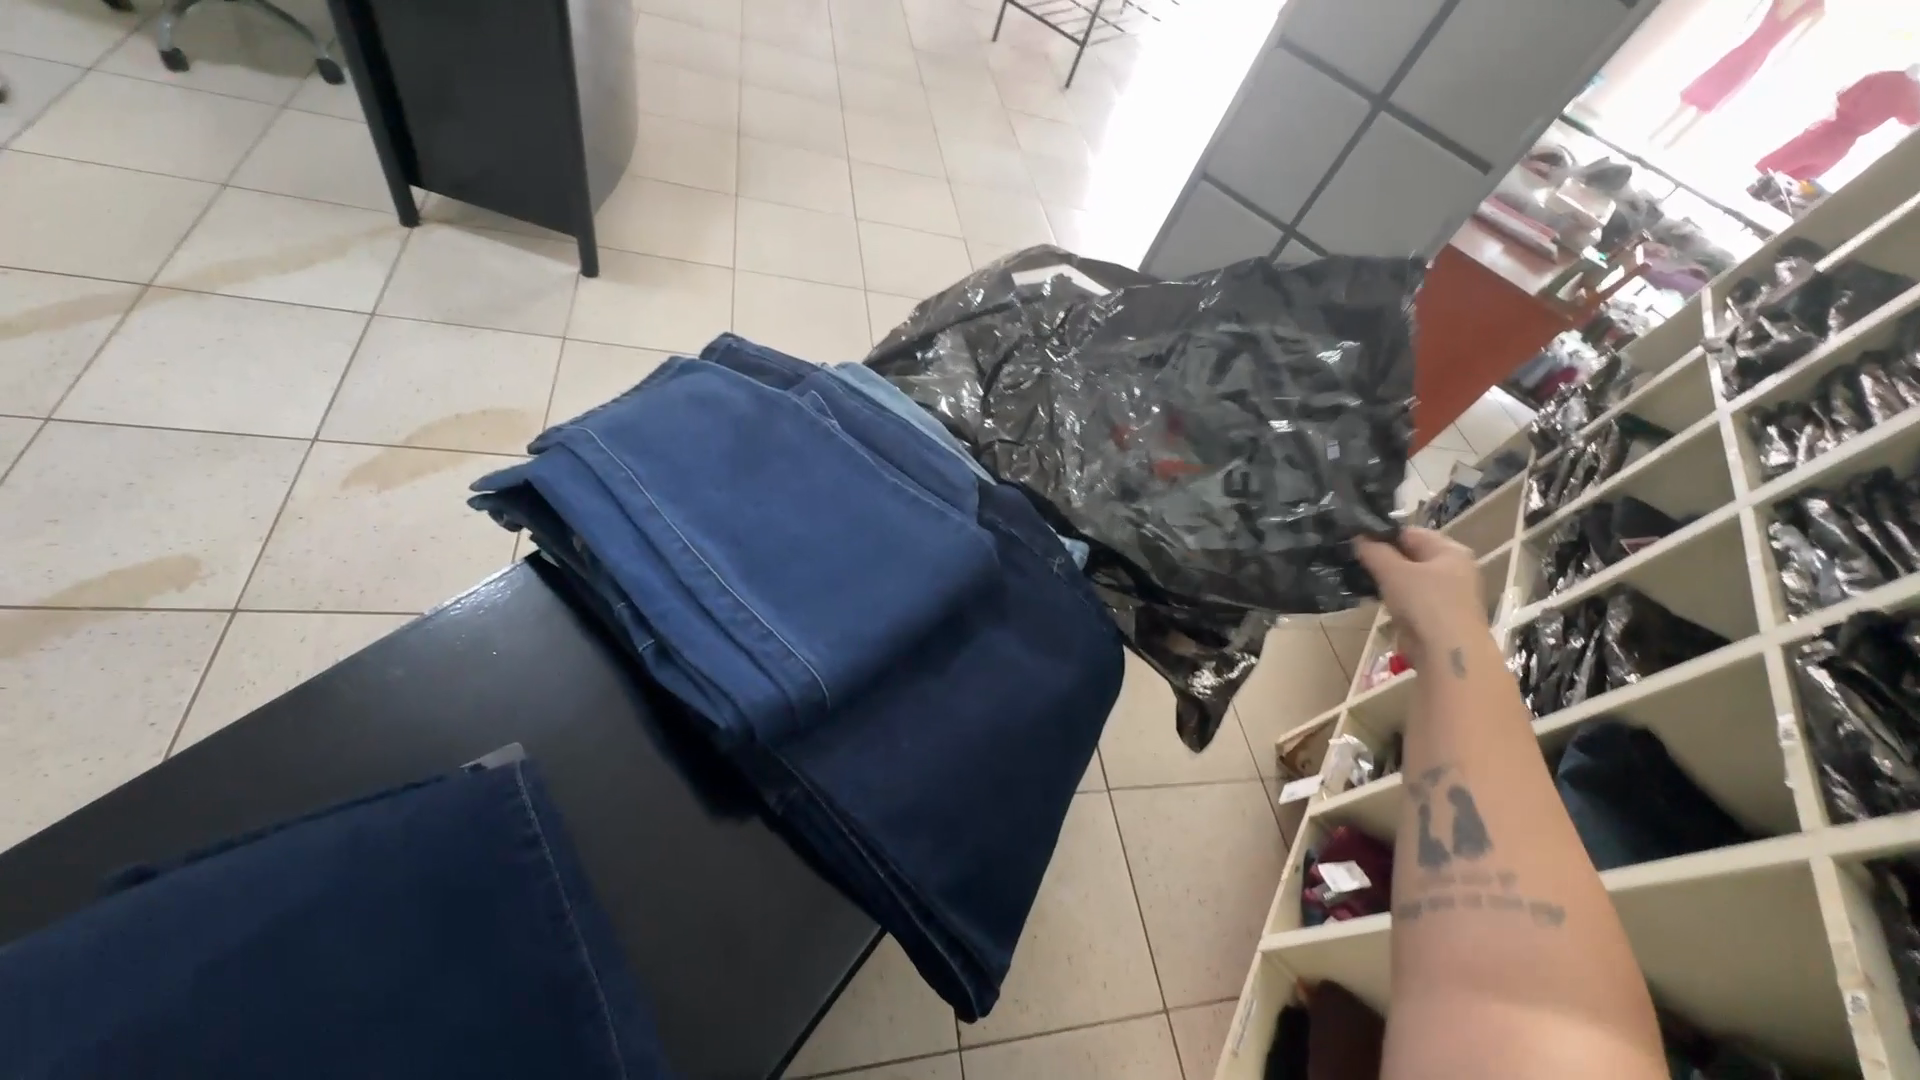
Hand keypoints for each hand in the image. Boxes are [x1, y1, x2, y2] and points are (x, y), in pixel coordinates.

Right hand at [1354, 529, 1487, 668]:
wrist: (1447, 651)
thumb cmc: (1425, 602)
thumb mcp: (1393, 571)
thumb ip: (1374, 551)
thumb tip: (1357, 536)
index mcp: (1450, 551)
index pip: (1411, 533)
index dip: (1382, 534)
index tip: (1354, 539)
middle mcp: (1453, 569)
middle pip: (1411, 556)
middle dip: (1382, 558)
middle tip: (1352, 559)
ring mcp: (1447, 595)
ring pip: (1409, 579)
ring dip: (1386, 580)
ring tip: (1357, 578)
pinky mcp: (1437, 616)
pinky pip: (1410, 600)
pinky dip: (1392, 598)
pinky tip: (1372, 599)